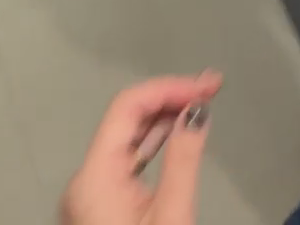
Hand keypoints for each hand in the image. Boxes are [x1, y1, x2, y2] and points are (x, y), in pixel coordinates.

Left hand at [62, 73, 221, 224]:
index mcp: (94, 177)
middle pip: (127, 119)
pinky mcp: (100, 209)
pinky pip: (127, 160)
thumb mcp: (172, 215)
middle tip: (214, 87)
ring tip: (203, 101)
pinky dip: (155, 141)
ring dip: (166, 116)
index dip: (169, 88)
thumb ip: (184, 158)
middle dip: (171, 97)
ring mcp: (90, 195)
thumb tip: (197, 110)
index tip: (209, 88)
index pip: (128, 107)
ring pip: (128, 138)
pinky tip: (180, 133)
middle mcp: (86, 180)